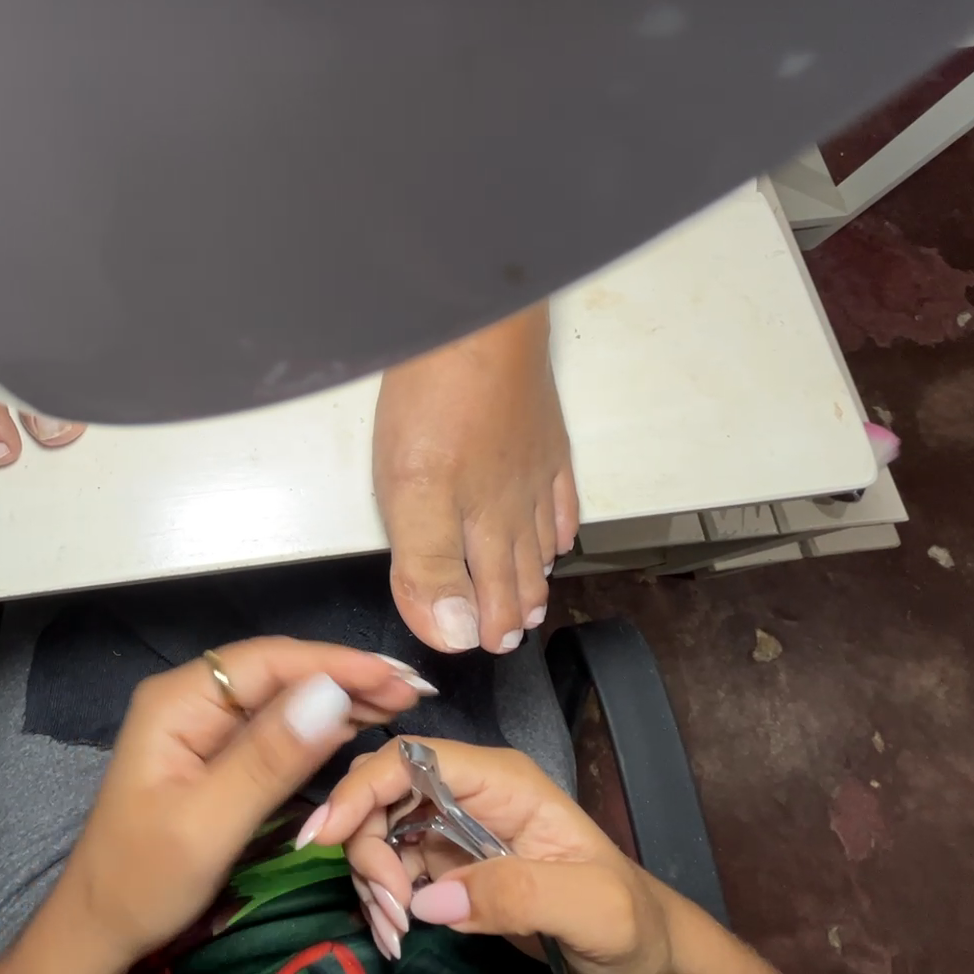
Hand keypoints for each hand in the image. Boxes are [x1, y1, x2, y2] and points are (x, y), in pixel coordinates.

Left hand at [0, 639, 436, 973]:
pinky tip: (358, 719)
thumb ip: (267, 757)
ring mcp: (205, 720)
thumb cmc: (144, 878)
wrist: (102, 923)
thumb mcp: (208, 822)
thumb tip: (329, 694)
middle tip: (410, 688)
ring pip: (282, 692)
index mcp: (178, 700)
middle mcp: (192, 696)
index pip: (266, 663)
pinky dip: (320, 719)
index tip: (392, 676)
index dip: (333, 663)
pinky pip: (277, 722)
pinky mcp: (218, 746)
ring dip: (339, 693)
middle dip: (344, 674)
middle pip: (277, 670)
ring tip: (399, 700)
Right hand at [313, 738, 670, 973]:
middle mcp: (467, 790)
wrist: (643, 955)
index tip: (326, 835)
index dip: (363, 787)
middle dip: (365, 841)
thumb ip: (517, 894)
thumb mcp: (594, 909)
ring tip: (395, 931)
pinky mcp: (441, 858)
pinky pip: (389, 862)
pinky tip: (396, 931)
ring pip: (377, 825)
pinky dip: (380, 895)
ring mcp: (451, 823)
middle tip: (388, 907)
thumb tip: (430, 899)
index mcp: (499, 778)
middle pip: (383, 788)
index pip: (413, 758)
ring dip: (371, 875)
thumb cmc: (629, 920)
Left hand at [374, 302, 578, 653]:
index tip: (488, 646)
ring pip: (539, 537)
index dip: (487, 624)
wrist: (480, 328)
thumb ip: (431, 565)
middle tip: (511, 632)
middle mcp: (513, 504)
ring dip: (535, 573)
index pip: (489, 591)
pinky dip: (561, 525)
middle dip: (513, 606)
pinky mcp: (543, 436)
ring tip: (533, 596)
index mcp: (478, 524)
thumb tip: (458, 634)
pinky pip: (561, 495)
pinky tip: (560, 531)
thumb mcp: (412, 493)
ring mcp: (534, 468)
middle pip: (517, 569)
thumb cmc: (438, 408)